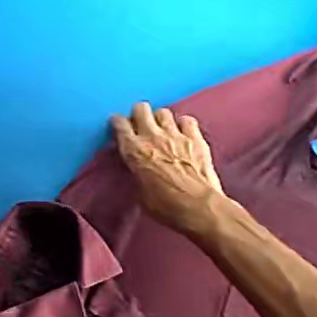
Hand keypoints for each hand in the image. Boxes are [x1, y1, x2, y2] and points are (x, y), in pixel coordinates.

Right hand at [110, 101, 226, 234]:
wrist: (198, 207)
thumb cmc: (165, 206)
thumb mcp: (139, 192)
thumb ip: (136, 171)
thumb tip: (136, 167)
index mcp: (134, 150)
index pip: (119, 124)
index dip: (117, 123)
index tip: (119, 127)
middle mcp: (152, 136)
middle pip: (140, 109)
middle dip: (138, 114)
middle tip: (140, 126)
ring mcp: (175, 134)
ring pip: (163, 112)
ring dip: (160, 120)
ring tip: (162, 130)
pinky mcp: (195, 138)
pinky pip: (187, 120)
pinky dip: (183, 125)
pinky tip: (184, 134)